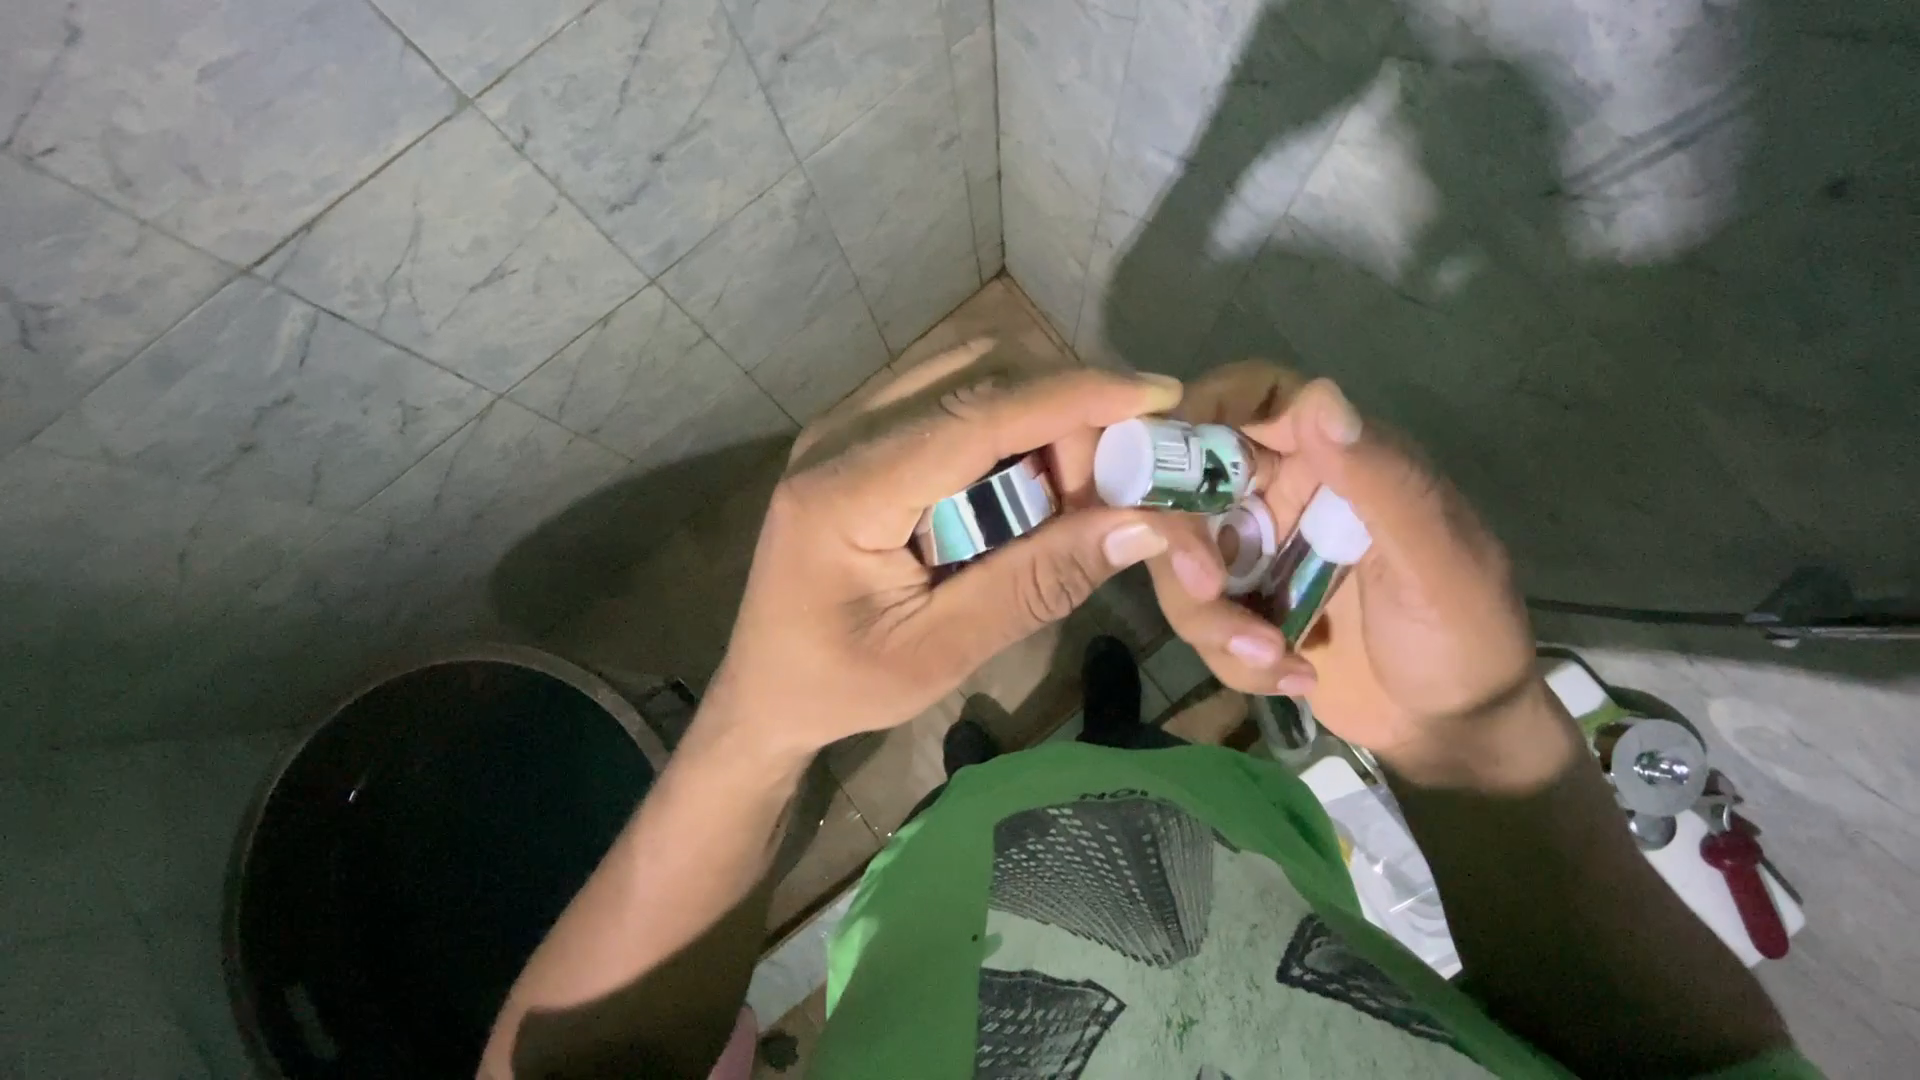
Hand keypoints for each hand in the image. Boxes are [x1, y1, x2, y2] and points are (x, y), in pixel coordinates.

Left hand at [701, 343, 1237, 759]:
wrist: (763, 688)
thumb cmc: (840, 685)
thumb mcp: (939, 653)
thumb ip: (1035, 584)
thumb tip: (1141, 525)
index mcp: (847, 491)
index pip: (977, 414)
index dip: (1074, 397)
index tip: (1160, 398)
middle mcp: (840, 433)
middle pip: (978, 372)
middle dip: (1062, 411)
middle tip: (1105, 488)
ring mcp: (844, 424)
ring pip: (968, 369)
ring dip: (1037, 412)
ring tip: (1064, 491)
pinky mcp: (858, 433)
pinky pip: (949, 392)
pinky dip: (1006, 420)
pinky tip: (1019, 483)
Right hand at [1148, 362, 1547, 783]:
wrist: (1452, 733)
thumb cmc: (1466, 637)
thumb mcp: (1434, 561)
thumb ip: (1379, 480)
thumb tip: (1318, 395)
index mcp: (1332, 459)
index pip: (1253, 399)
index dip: (1199, 406)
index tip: (1158, 449)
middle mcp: (1281, 494)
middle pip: (1188, 483)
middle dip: (1183, 541)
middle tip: (1209, 590)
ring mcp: (1253, 553)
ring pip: (1178, 559)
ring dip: (1212, 619)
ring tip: (1276, 660)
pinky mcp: (1237, 606)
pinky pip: (1195, 614)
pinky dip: (1231, 655)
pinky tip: (1291, 677)